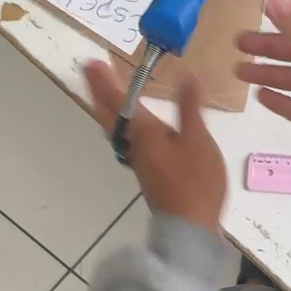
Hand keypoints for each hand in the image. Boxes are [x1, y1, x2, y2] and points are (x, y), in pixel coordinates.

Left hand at [83, 60, 225, 231]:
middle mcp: (134, 145)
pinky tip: (133, 128)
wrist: (189, 229)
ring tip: (107, 94)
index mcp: (144, 132)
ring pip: (116, 129)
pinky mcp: (148, 174)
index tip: (92, 61)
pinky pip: (128, 140)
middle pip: (110, 115)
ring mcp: (139, 162)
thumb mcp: (198, 140)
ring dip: (109, 109)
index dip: (105, 81)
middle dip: (100, 92)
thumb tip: (187, 76)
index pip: (119, 100)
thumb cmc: (194, 182)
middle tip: (92, 71)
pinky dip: (123, 125)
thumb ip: (190, 108)